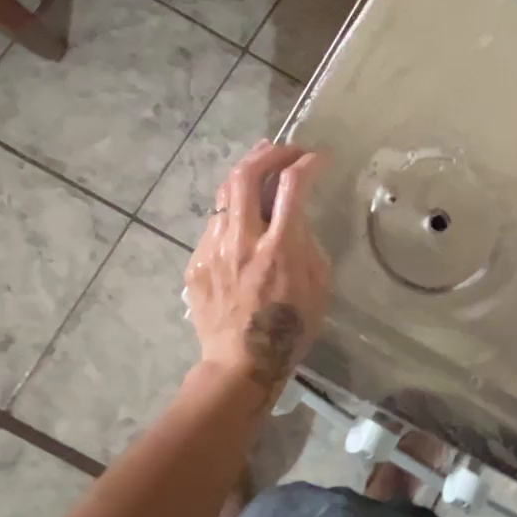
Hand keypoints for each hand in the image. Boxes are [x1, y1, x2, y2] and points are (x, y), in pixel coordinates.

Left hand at [184, 141, 330, 394]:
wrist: (240, 364)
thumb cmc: (291, 328)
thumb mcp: (319, 284)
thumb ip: (307, 243)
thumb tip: (296, 218)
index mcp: (279, 247)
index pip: (292, 185)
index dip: (308, 163)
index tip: (320, 158)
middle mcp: (243, 240)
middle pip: (247, 175)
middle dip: (269, 154)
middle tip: (286, 151)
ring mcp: (214, 249)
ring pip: (225, 193)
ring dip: (247, 174)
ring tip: (261, 167)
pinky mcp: (197, 262)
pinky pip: (215, 223)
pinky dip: (234, 210)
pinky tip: (244, 217)